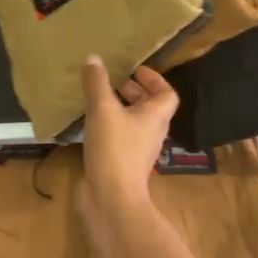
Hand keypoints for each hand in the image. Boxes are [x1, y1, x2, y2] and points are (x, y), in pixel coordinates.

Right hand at [76, 55, 176, 219]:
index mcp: (155, 117)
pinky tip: (90, 123)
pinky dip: (110, 126)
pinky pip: (120, 137)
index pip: (167, 94)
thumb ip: (97, 82)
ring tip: (98, 98)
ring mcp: (138, 151)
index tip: (134, 69)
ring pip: (134, 123)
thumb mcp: (102, 109)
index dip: (154, 79)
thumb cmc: (115, 148)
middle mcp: (151, 133)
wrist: (112, 199)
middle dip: (133, 91)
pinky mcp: (123, 164)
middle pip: (150, 107)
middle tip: (112, 81)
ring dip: (120, 108)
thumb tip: (94, 58)